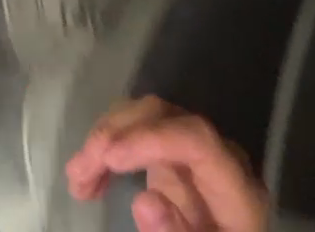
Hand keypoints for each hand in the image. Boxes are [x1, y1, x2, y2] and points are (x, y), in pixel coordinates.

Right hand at [65, 97, 267, 231]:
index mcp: (237, 190)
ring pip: (143, 115)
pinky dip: (107, 144)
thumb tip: (144, 200)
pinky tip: (88, 174)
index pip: (196, 140)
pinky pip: (137, 129)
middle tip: (78, 174)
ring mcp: (196, 149)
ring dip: (103, 138)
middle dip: (114, 136)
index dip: (149, 139)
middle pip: (163, 117)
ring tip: (77, 178)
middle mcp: (219, 156)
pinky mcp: (175, 152)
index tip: (107, 159)